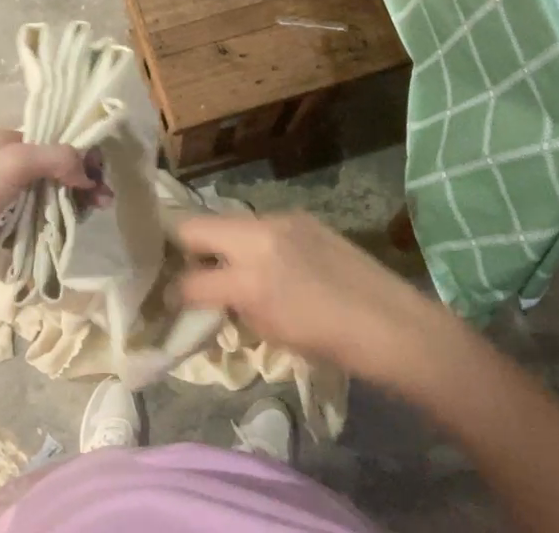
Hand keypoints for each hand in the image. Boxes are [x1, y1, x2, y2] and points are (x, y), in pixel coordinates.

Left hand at [0, 130, 93, 299]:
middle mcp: (4, 165)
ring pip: (46, 196)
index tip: (101, 170)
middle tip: (105, 200)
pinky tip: (72, 230)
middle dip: (81, 181)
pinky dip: (52, 224)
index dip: (79, 152)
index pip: (52, 139)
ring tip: (95, 215)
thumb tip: (88, 171)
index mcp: (4, 141)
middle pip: (53, 169)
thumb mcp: (14, 161)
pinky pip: (34, 222)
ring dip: (71, 204)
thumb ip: (55, 158)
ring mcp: (1, 198)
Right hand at [175, 212, 457, 384]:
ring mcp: (281, 220)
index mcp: (250, 278)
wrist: (390, 323)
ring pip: (229, 221)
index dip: (174, 290)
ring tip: (229, 263)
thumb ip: (232, 306)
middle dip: (183, 245)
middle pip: (195, 226)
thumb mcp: (269, 332)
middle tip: (185, 266)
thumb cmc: (330, 342)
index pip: (191, 279)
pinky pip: (260, 224)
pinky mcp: (301, 216)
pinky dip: (252, 240)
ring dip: (221, 241)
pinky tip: (270, 259)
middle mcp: (258, 238)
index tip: (167, 297)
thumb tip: (210, 295)